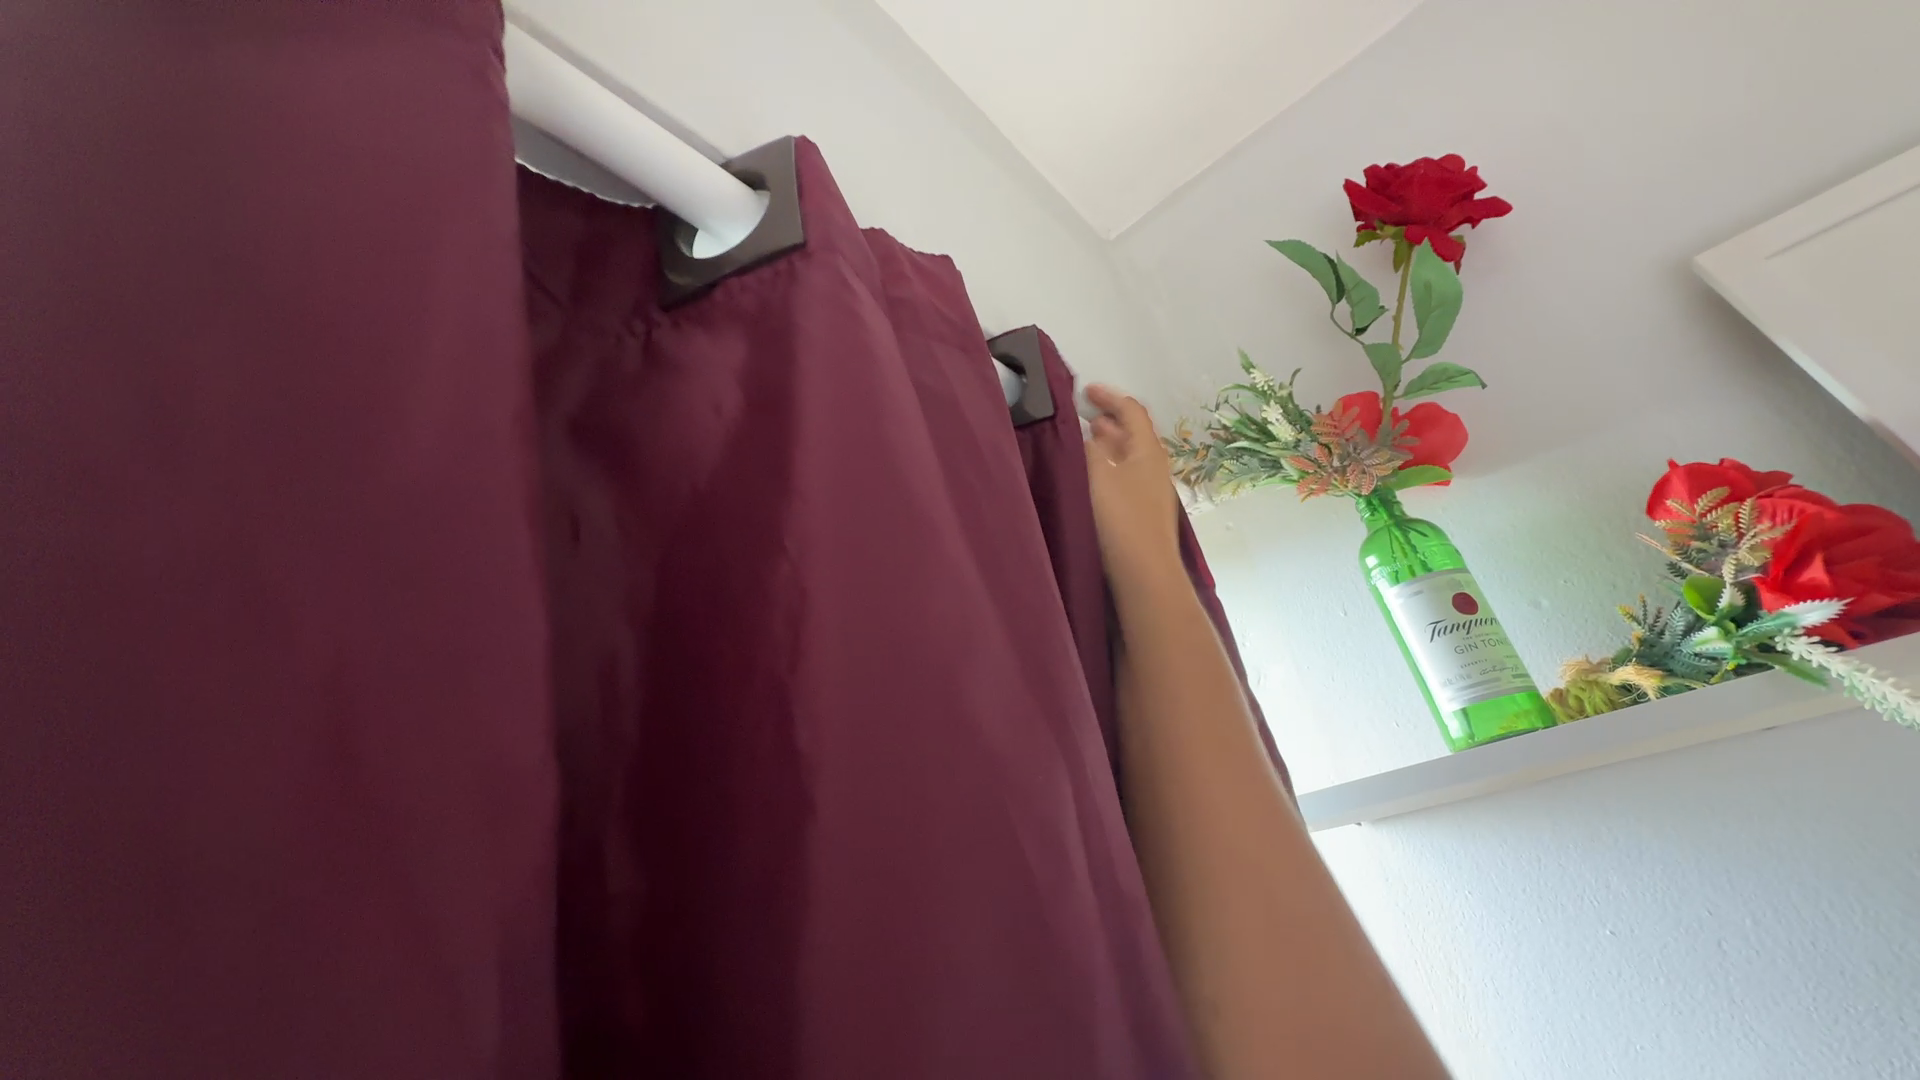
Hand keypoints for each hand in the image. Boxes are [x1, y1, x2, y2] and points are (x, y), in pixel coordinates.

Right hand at [1084, 384, 1181, 583]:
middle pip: (1134, 433)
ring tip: (1087, 441)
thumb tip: (1086, 432)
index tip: (1087, 390)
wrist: (1145, 572)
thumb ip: (1089, 448)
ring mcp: (1152, 490)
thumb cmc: (1121, 519)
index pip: (1132, 411)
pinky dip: (1109, 466)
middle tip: (1086, 414)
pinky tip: (1094, 478)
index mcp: (1147, 450)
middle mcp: (1154, 466)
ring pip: (1129, 456)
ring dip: (1109, 444)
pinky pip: (1126, 476)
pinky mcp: (1144, 512)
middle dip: (1110, 420)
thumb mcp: (1098, 476)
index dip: (1110, 397)